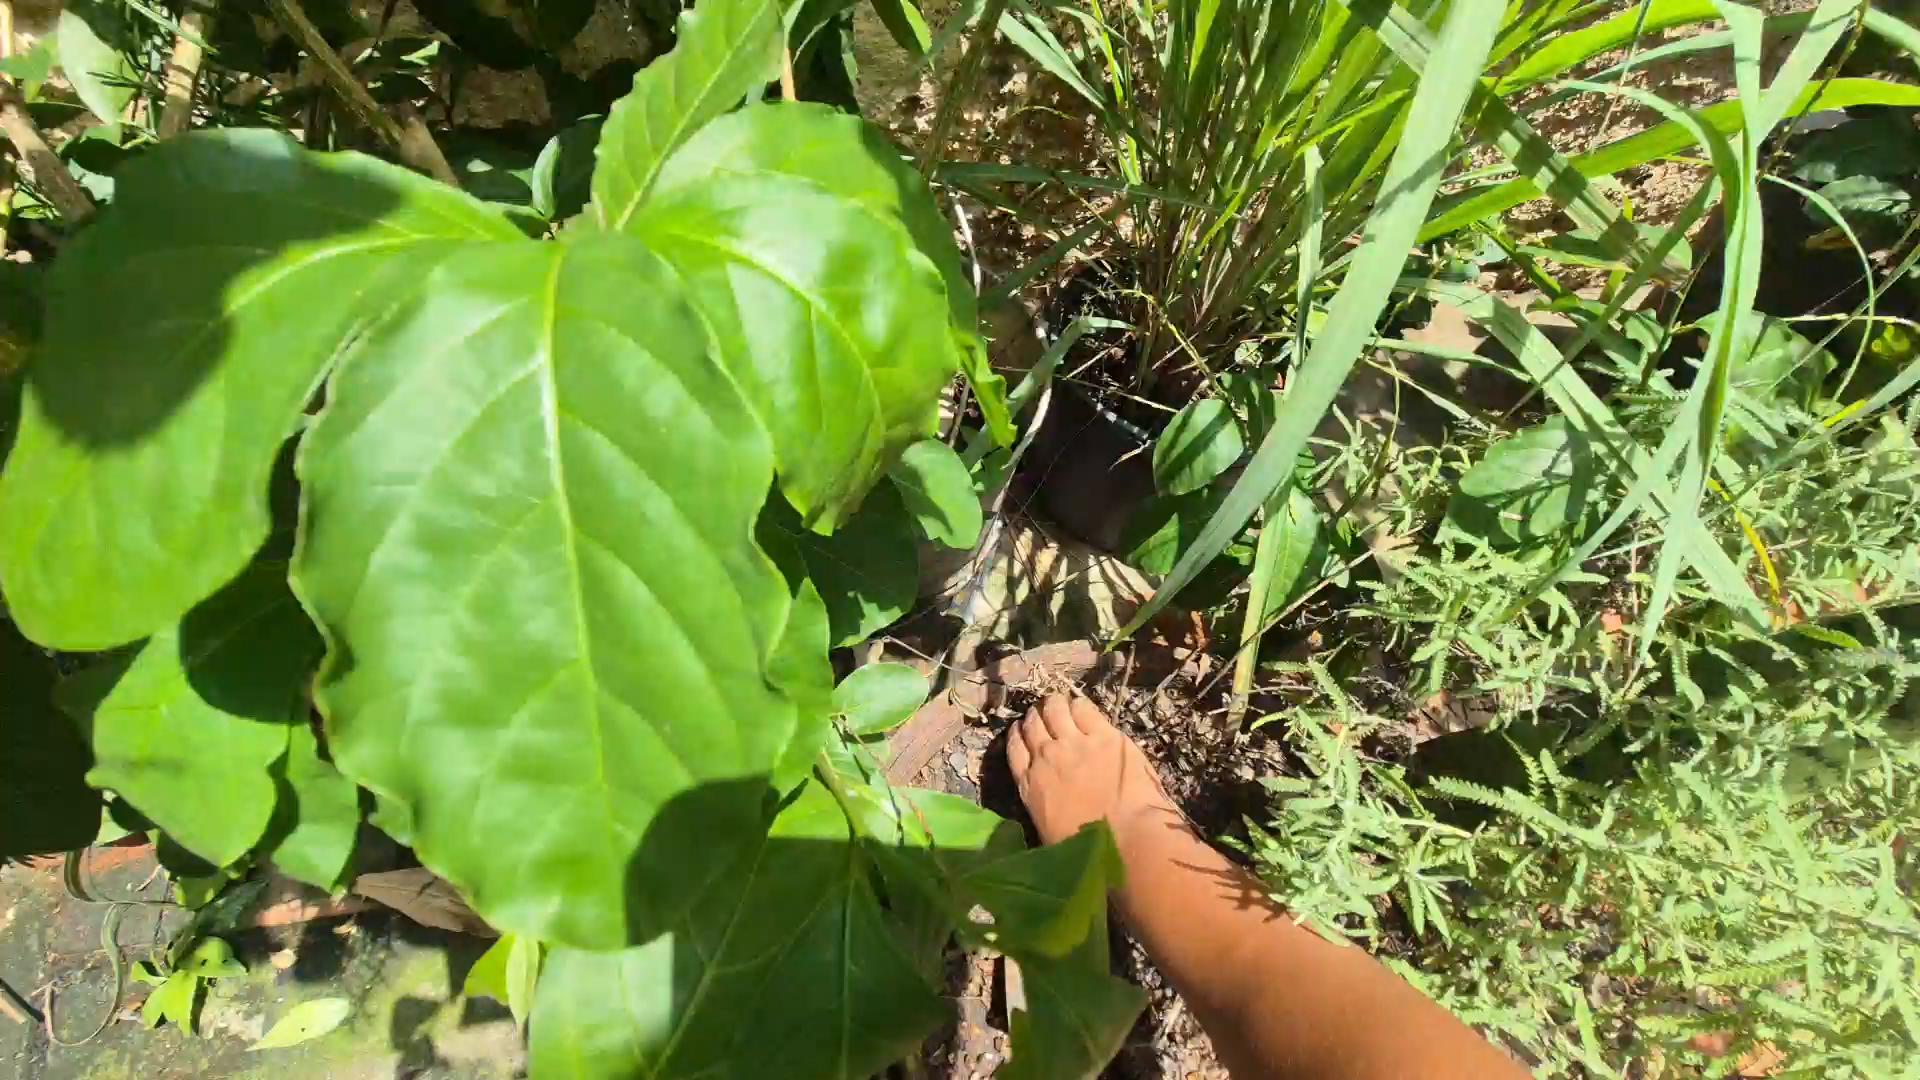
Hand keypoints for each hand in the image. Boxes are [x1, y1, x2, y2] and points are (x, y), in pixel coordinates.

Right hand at [1006, 693, 1180, 846]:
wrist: (1129, 838)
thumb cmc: (1090, 850)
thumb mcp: (1048, 831)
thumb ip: (1040, 804)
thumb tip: (1043, 797)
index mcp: (1030, 783)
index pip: (1015, 747)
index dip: (1017, 734)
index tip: (1021, 729)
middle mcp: (1046, 757)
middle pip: (1032, 724)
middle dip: (1035, 717)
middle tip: (1043, 715)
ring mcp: (1074, 742)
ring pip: (1054, 709)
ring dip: (1054, 705)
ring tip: (1059, 704)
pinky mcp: (1103, 734)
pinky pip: (1083, 708)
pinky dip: (1079, 705)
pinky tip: (1081, 706)